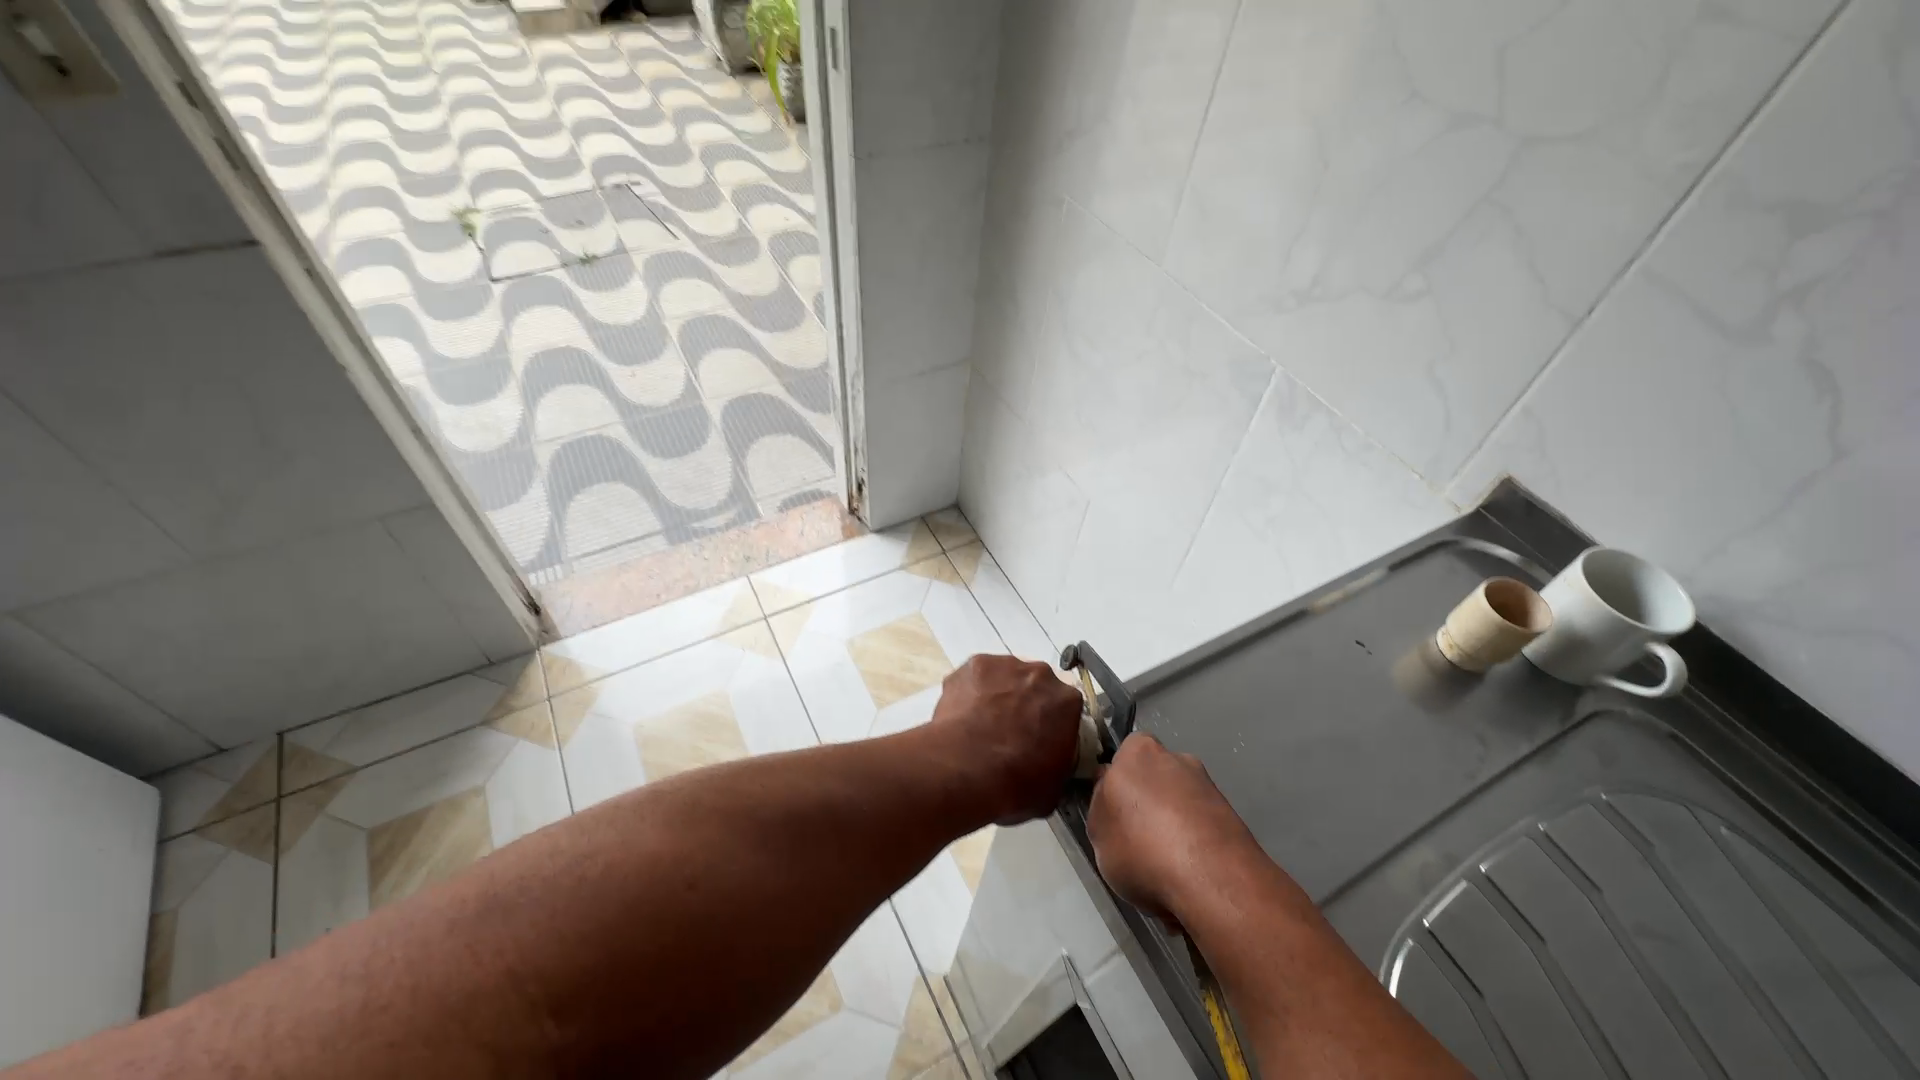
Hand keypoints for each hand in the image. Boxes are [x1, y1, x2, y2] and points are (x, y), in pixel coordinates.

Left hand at [929, 654, 1083, 823]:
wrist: (966, 769)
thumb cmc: (1016, 783)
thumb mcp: (1055, 786)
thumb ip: (1059, 764)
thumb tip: (1051, 764)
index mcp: (1068, 701)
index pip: (1064, 709)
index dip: (1050, 724)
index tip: (1038, 740)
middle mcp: (1041, 674)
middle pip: (1035, 686)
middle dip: (1025, 704)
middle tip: (1008, 732)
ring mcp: (1005, 664)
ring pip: (1005, 677)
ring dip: (998, 694)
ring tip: (980, 724)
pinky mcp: (973, 665)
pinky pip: (975, 677)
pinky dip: (970, 691)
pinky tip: (962, 715)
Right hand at [1087, 736, 1266, 925]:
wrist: (1214, 880)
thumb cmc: (1142, 848)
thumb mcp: (1097, 831)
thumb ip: (1101, 806)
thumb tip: (1110, 796)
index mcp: (1139, 751)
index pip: (1121, 759)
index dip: (1115, 788)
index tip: (1114, 817)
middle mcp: (1178, 759)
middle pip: (1154, 781)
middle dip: (1148, 807)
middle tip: (1138, 844)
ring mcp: (1209, 788)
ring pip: (1180, 807)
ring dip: (1174, 829)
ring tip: (1165, 869)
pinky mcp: (1233, 818)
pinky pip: (1202, 829)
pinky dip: (1195, 847)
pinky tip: (1188, 877)